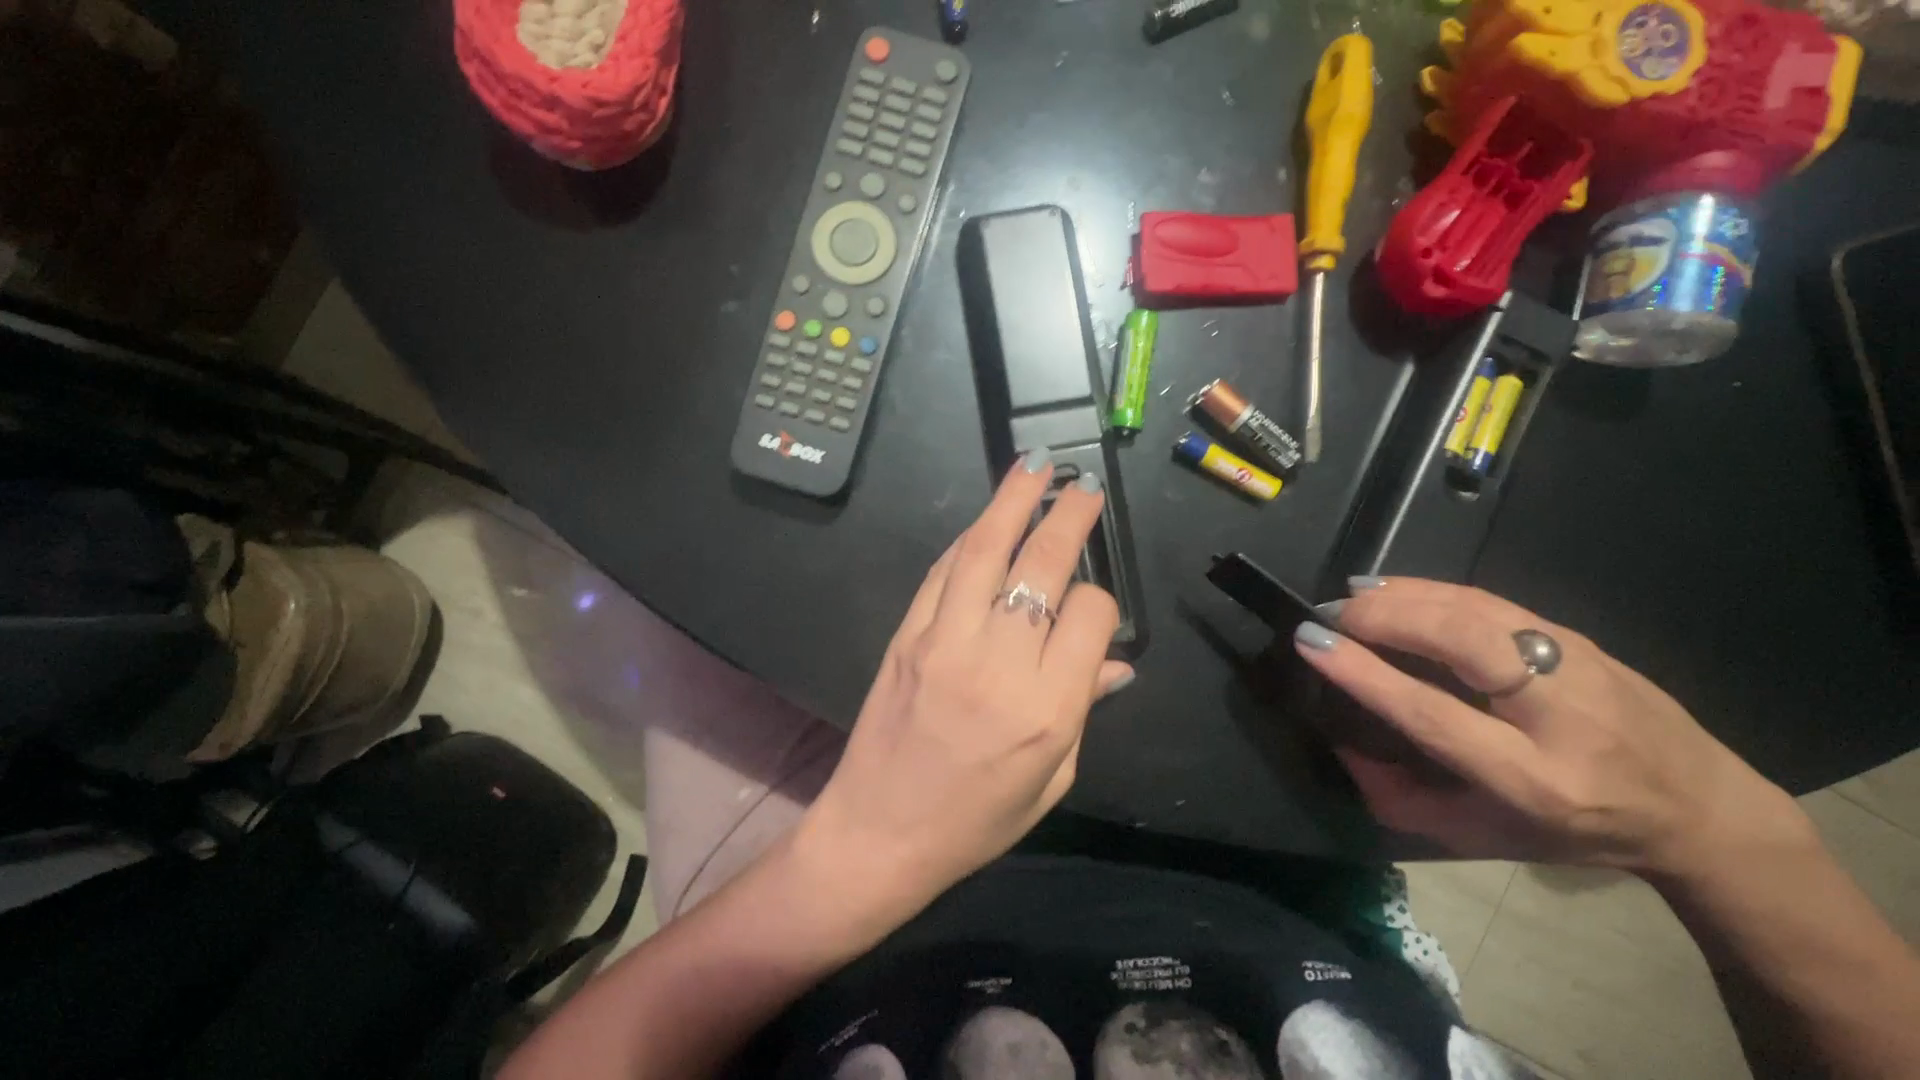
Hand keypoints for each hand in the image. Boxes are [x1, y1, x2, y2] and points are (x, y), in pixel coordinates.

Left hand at [797, 451, 1132, 908]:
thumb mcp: (1051, 781)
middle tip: (1085, 487)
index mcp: (1046, 709)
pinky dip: (968, 541)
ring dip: (1012, 502)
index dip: (1099, 600)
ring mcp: (943, 643)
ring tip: (1036, 466)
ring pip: (983, 552)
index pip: (1088, 615)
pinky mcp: (906, 636)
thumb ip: (1083, 711)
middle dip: (1069, 518)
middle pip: (1040, 567)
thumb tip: (1115, 662)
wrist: (879, 833)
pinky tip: (986, 521)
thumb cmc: (976, 822)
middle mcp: (997, 665)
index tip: (1093, 609)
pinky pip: (941, 573)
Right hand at [1296, 578, 1806, 874]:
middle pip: (1464, 643)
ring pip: (1480, 611)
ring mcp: (1577, 666)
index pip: (1435, 714)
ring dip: (1406, 595)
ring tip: (1351, 596)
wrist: (1699, 807)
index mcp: (1532, 779)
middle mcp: (1558, 716)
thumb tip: (1341, 745)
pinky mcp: (1579, 637)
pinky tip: (1395, 589)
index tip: (1314, 643)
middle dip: (1387, 618)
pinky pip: (1492, 602)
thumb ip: (1404, 800)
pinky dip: (1434, 589)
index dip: (1368, 675)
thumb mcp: (1484, 837)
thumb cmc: (1577, 832)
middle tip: (1330, 614)